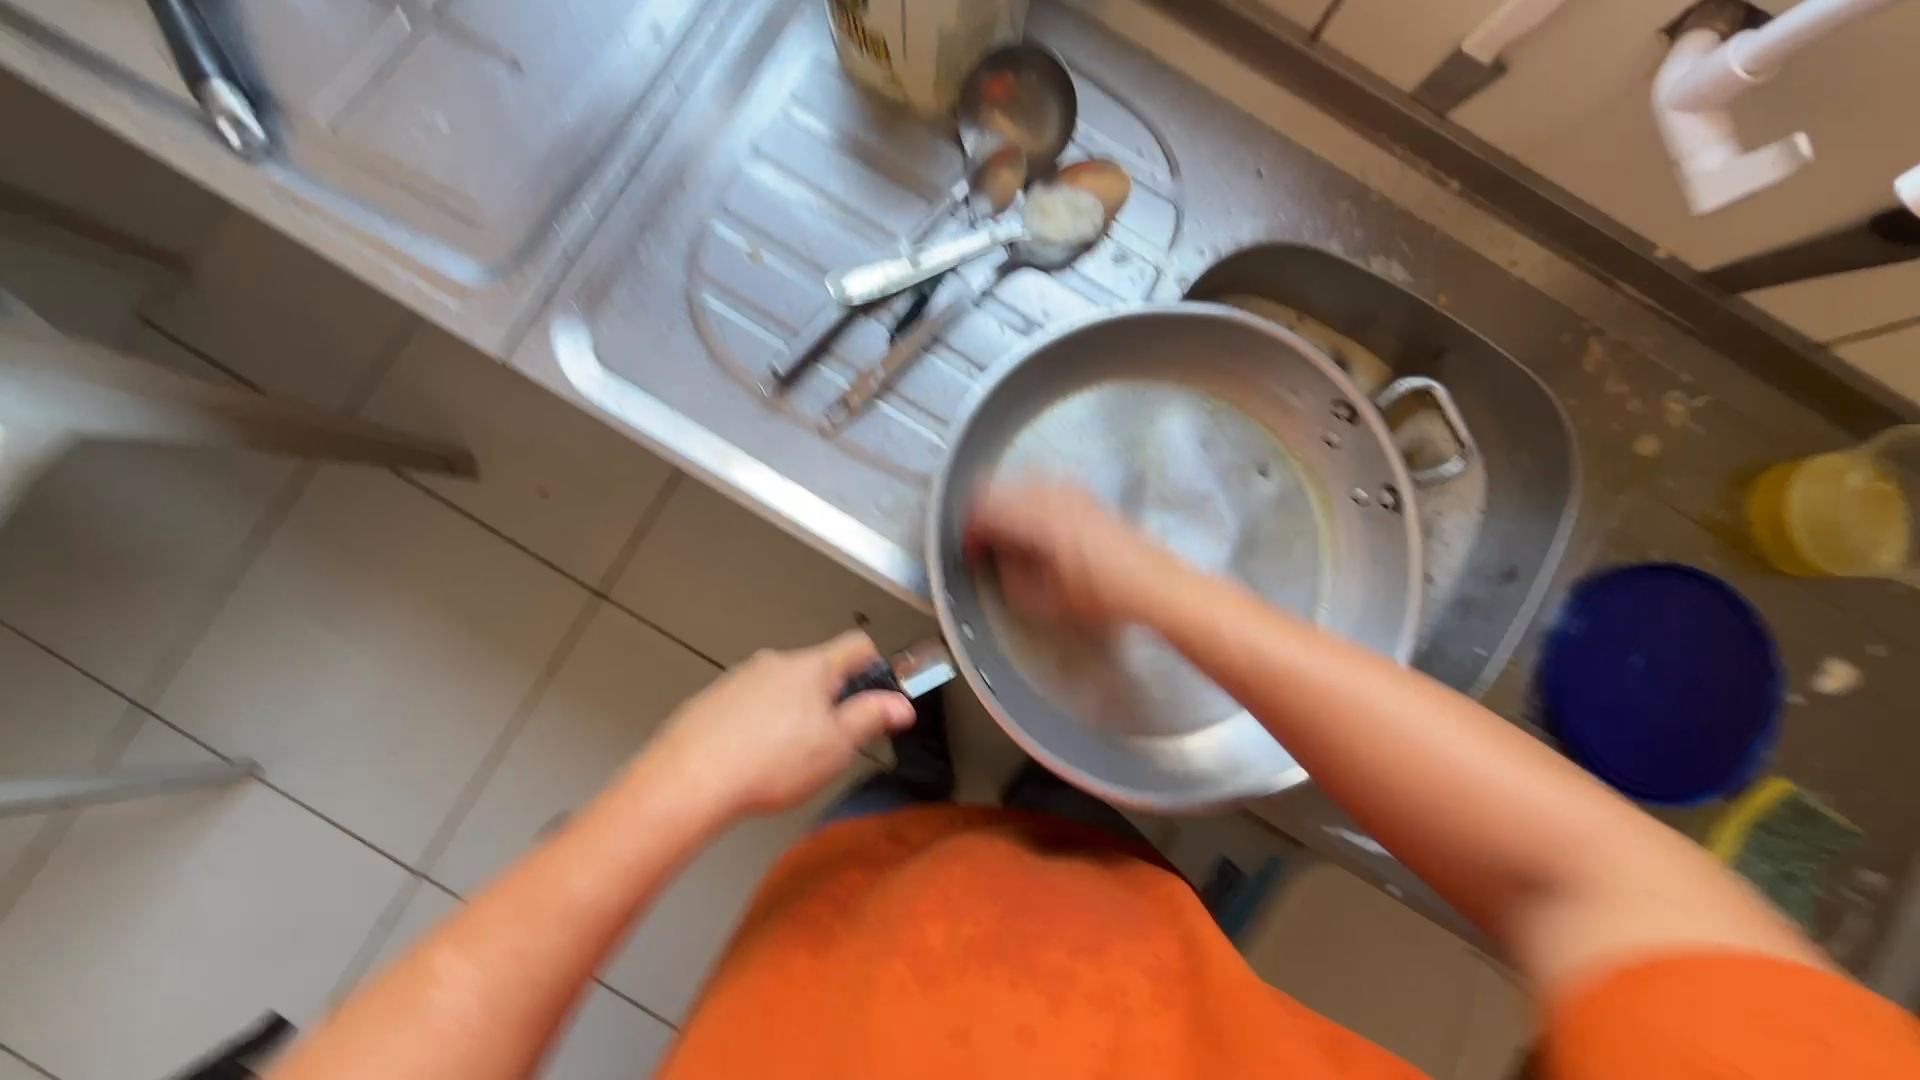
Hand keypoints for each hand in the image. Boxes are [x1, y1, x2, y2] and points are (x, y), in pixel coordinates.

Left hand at [646, 631, 913, 816]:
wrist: (690, 779)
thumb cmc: (769, 761)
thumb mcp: (836, 745)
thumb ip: (871, 717)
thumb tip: (901, 704)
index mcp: (812, 667)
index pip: (856, 645)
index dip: (875, 665)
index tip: (877, 692)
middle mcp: (776, 663)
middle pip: (817, 670)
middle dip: (829, 700)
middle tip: (830, 742)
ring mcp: (740, 678)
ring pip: (781, 689)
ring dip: (791, 713)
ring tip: (785, 758)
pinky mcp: (713, 700)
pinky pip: (748, 705)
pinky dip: (757, 725)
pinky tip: (751, 759)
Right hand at [963, 480, 1174, 626]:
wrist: (1155, 585)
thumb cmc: (1101, 597)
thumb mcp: (1045, 601)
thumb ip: (1010, 577)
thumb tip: (994, 561)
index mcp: (1036, 520)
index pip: (984, 510)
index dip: (968, 530)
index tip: (967, 549)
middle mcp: (1051, 496)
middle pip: (998, 488)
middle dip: (982, 512)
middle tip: (980, 540)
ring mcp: (1071, 491)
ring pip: (1019, 482)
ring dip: (1004, 503)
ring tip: (1002, 531)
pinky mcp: (1086, 495)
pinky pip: (1041, 485)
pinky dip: (1026, 498)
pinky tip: (1033, 523)